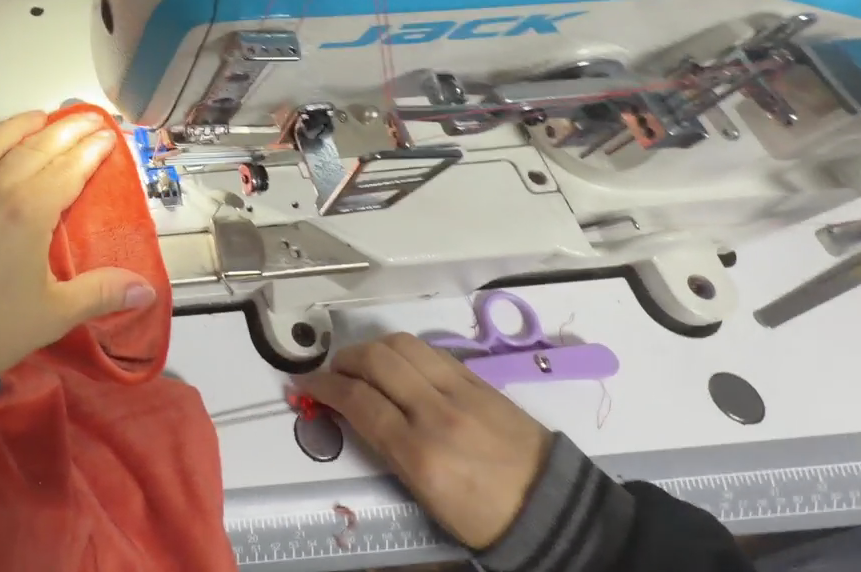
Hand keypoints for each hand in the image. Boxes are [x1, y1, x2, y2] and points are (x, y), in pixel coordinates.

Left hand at [0, 110, 157, 373]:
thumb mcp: (54, 314)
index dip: (91, 150)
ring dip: (20, 124)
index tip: (107, 136)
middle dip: (66, 130)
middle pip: (35, 146)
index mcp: (28, 211)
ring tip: (41, 116)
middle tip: (87, 118)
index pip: (68, 169)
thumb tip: (146, 290)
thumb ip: (101, 293)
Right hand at [300, 333, 551, 549]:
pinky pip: (431, 351)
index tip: (305, 384)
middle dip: (343, 360)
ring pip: (401, 344)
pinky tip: (401, 367)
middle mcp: (438, 414)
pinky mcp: (481, 382)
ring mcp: (463, 392)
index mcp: (420, 453)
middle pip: (374, 360)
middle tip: (333, 373)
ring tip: (365, 365)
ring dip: (372, 348)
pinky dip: (404, 352)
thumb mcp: (423, 494)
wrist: (556, 513)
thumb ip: (383, 448)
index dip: (322, 386)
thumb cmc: (482, 517)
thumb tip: (348, 412)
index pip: (356, 400)